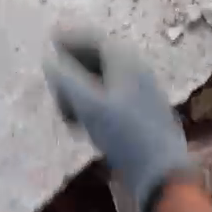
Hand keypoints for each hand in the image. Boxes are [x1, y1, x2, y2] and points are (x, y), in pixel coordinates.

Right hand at [44, 32, 196, 211]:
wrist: (162, 174)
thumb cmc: (124, 134)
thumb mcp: (88, 105)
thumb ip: (66, 80)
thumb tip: (49, 62)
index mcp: (125, 62)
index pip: (94, 39)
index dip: (71, 38)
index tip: (51, 39)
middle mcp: (135, 72)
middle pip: (98, 59)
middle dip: (72, 68)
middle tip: (54, 79)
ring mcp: (140, 94)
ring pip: (102, 81)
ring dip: (80, 89)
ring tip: (64, 107)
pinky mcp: (141, 115)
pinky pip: (110, 99)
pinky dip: (91, 103)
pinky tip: (80, 123)